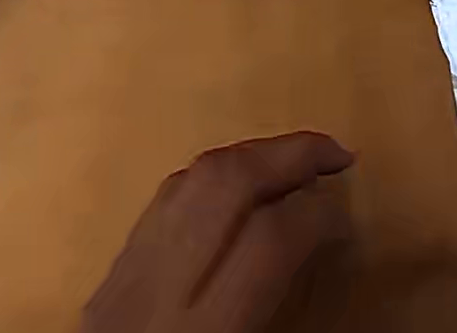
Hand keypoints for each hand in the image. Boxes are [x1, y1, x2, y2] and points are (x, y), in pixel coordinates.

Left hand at [82, 132, 354, 332]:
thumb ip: (278, 304)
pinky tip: (241, 184)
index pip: (268, 241)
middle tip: (335, 154)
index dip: (319, 215)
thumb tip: (325, 237)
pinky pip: (168, 196)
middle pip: (227, 182)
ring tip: (297, 161)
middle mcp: (154, 295)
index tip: (346, 216)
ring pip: (195, 176)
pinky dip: (215, 174)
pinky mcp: (110, 272)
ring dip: (256, 154)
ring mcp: (124, 276)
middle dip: (291, 153)